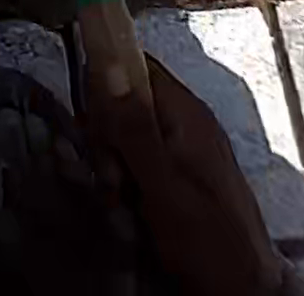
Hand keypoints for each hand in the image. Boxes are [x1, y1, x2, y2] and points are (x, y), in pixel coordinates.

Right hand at [89, 57, 287, 295]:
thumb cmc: (209, 242)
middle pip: (120, 98)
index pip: (132, 62)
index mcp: (185, 111)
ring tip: (122, 196)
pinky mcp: (175, 171)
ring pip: (121, 130)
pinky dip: (123, 177)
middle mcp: (182, 120)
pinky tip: (129, 204)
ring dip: (110, 161)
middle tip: (112, 171)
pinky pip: (132, 155)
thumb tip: (108, 65)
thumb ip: (134, 126)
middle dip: (105, 134)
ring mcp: (179, 146)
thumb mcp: (164, 185)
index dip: (104, 80)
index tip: (94, 117)